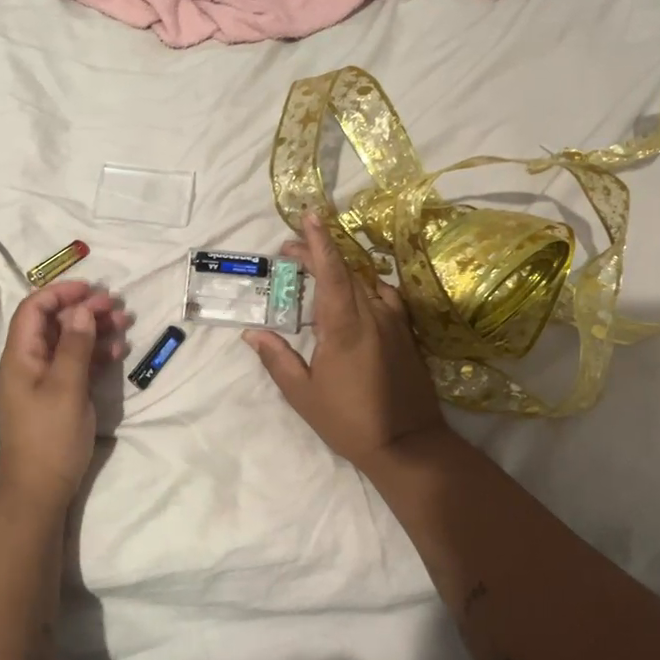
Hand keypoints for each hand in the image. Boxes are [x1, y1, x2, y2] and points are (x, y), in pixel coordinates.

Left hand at [0, 280, 128, 505]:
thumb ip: (75, 346)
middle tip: (117, 307)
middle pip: (54, 323)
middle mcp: (28, 362)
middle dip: (84, 310)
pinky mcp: (59, 396)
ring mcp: (43, 380)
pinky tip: (118, 351)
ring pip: (69, 342)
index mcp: (19, 356)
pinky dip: (95, 354)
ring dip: (94, 330)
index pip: (34, 309)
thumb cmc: (49, 436)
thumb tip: (81, 311)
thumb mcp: (66, 387)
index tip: (91, 289)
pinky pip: (76, 364)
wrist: (39, 489)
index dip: (60, 293)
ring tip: (125, 325)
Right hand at [244, 212, 457, 478]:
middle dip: (317, 253)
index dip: (319, 242)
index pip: (332, 272)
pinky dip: (362, 286)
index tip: (309, 216)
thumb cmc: (349, 421)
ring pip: (366, 281)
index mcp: (344, 327)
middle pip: (346, 270)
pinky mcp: (406, 334)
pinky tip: (351, 297)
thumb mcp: (303, 394)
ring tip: (314, 271)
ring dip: (340, 269)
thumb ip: (277, 359)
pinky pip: (383, 297)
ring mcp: (394, 323)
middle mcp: (373, 316)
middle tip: (288, 250)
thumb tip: (251, 333)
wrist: (409, 444)